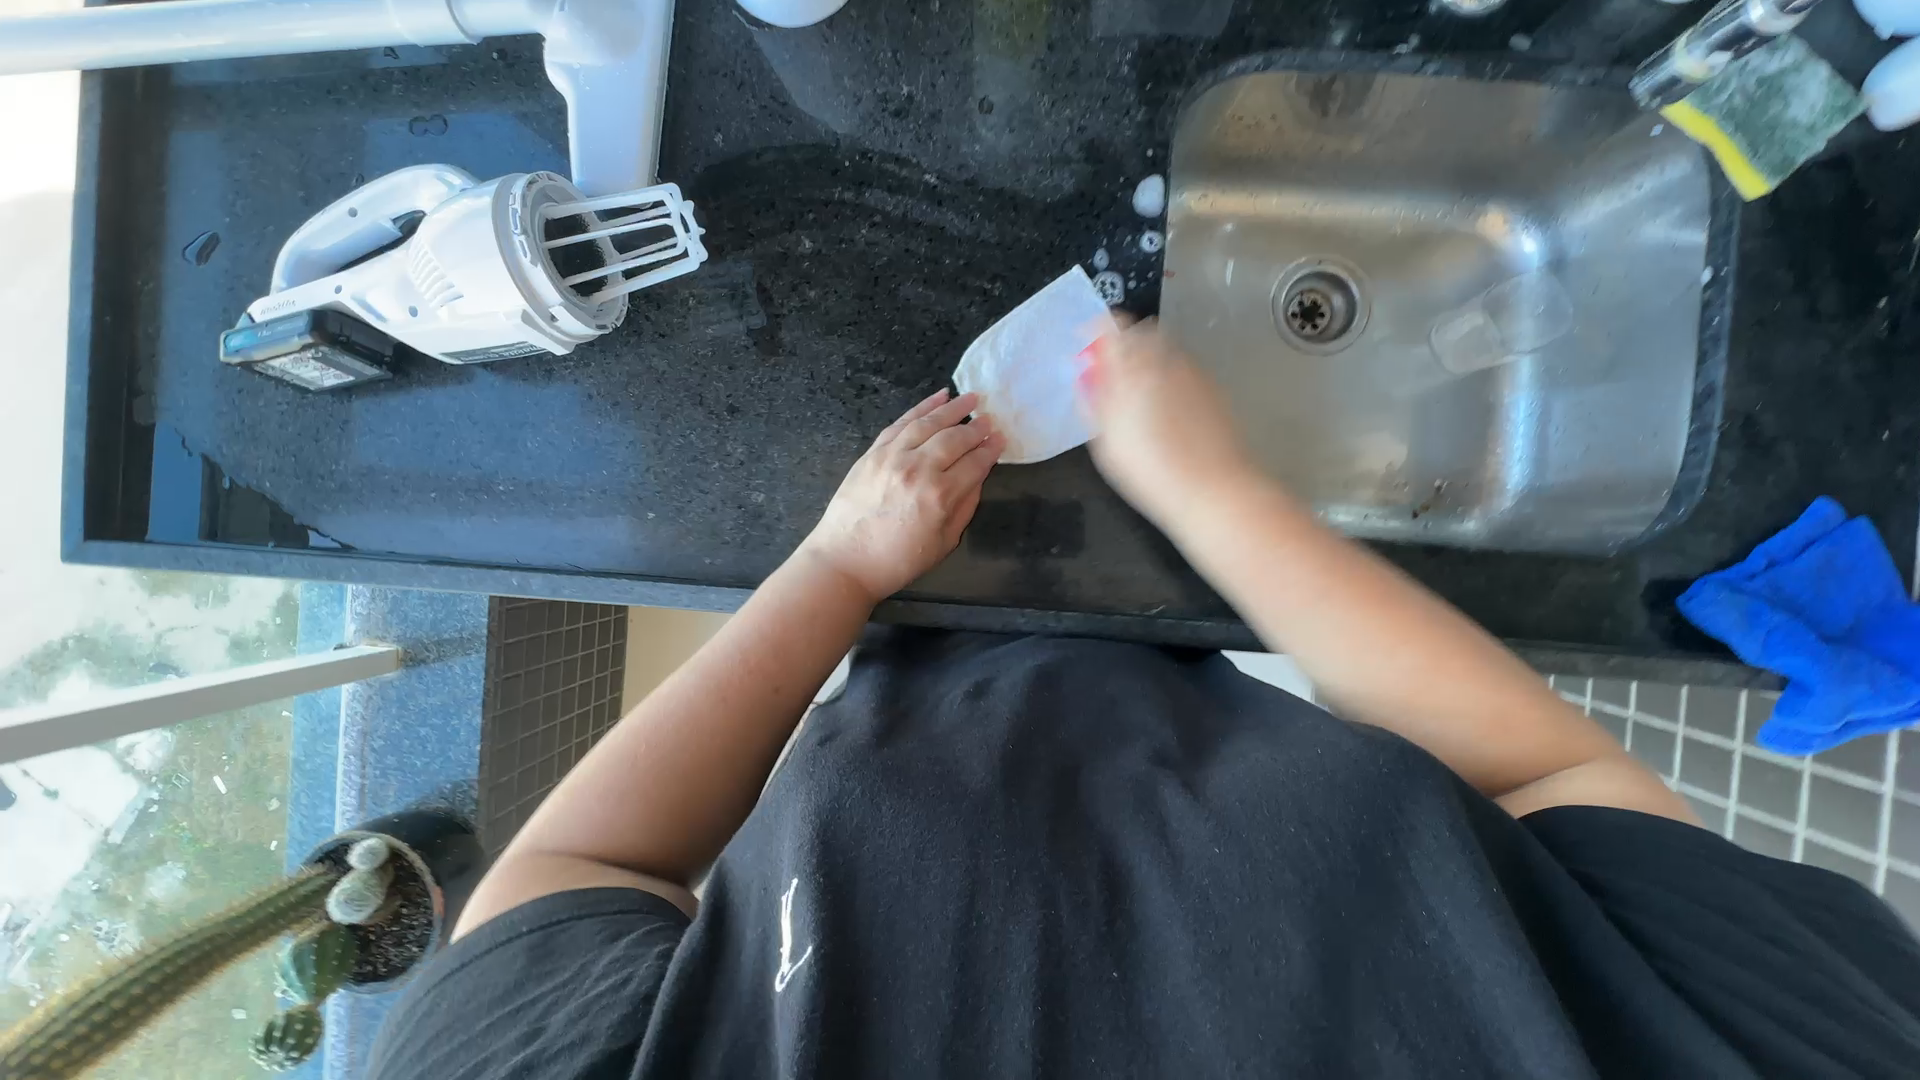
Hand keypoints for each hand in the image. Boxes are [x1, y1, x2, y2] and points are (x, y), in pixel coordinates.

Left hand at [797, 389, 1004, 603]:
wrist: (845, 561)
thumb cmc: (898, 560)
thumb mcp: (944, 543)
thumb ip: (965, 506)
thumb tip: (978, 477)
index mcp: (940, 496)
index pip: (974, 464)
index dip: (991, 451)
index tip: (1001, 440)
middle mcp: (918, 469)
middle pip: (955, 439)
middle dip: (976, 428)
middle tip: (990, 420)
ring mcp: (892, 457)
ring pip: (929, 423)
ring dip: (953, 408)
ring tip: (971, 398)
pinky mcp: (873, 453)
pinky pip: (902, 423)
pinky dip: (921, 407)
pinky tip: (938, 398)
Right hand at [1077, 317, 1256, 523]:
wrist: (1212, 488)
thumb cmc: (1149, 470)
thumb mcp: (1106, 441)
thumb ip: (1095, 400)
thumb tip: (1088, 374)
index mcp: (1133, 367)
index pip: (1111, 327)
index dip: (1096, 333)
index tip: (1087, 350)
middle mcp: (1165, 359)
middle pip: (1141, 333)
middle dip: (1123, 345)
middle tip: (1110, 372)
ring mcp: (1193, 371)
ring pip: (1164, 351)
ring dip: (1147, 361)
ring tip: (1137, 394)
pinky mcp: (1212, 387)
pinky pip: (1183, 370)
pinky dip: (1168, 377)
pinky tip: (1164, 409)